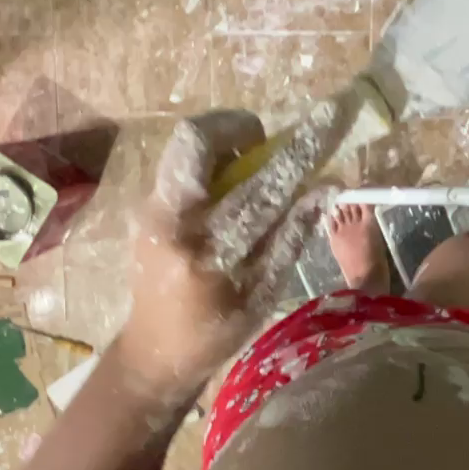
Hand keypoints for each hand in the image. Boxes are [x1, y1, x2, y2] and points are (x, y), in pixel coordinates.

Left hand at [113, 113, 331, 403]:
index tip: (326, 118)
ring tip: (245, 168)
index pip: (262, 188)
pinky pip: (180, 164)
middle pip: (196, 141)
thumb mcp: (262, 296)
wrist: (149, 351)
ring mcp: (149, 210)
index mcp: (209, 254)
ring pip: (184, 146)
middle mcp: (170, 222)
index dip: (298, 151)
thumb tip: (326, 187)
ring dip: (222, 143)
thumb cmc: (213, 333)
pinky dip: (209, 163)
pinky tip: (224, 190)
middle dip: (240, 128)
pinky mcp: (142, 207)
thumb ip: (291, 238)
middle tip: (263, 144)